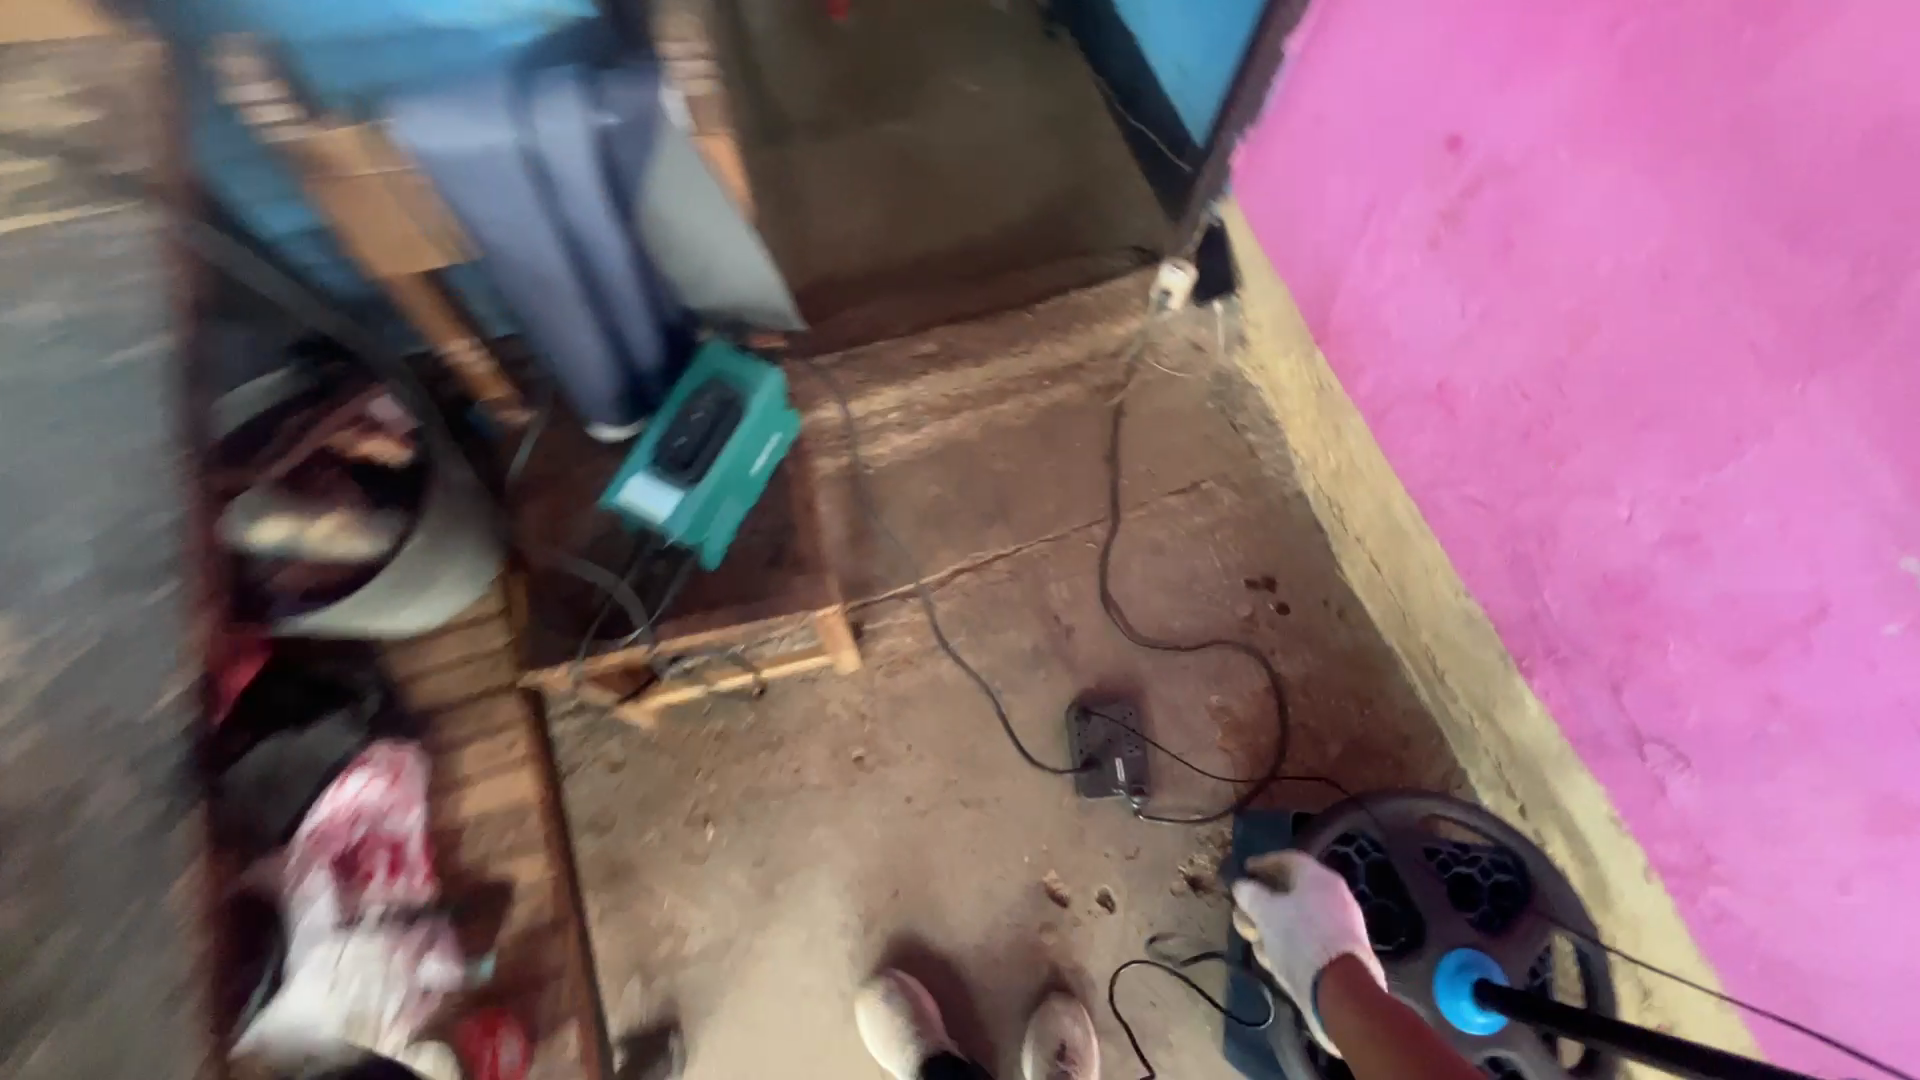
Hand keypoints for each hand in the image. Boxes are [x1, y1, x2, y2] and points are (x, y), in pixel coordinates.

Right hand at [1231, 851, 1387, 1054]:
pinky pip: (1308, 942)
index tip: (1242, 871)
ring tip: (1254, 941)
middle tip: (1243, 913)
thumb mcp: (1264, 911)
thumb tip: (1242, 886)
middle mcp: (1334, 897)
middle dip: (1261, 904)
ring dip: (1271, 928)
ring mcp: (1340, 928)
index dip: (1261, 863)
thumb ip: (1249, 893)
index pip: (1287, 859)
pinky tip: (1272, 960)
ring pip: (1296, 920)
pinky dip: (1288, 946)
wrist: (1340, 991)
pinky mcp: (1342, 956)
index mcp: (1319, 878)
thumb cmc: (1299, 938)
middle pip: (1289, 893)